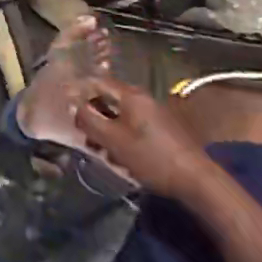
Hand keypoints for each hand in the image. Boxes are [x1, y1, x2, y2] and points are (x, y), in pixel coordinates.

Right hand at [72, 76, 214, 195]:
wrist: (196, 180)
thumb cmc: (151, 157)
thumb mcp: (113, 140)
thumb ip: (89, 120)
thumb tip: (72, 104)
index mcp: (131, 95)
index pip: (97, 82)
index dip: (78, 92)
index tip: (66, 108)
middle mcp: (143, 98)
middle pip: (108, 100)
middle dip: (93, 118)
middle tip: (86, 139)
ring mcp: (154, 113)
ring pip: (120, 116)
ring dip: (107, 132)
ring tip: (104, 153)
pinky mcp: (162, 129)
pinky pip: (133, 126)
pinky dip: (122, 138)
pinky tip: (123, 158)